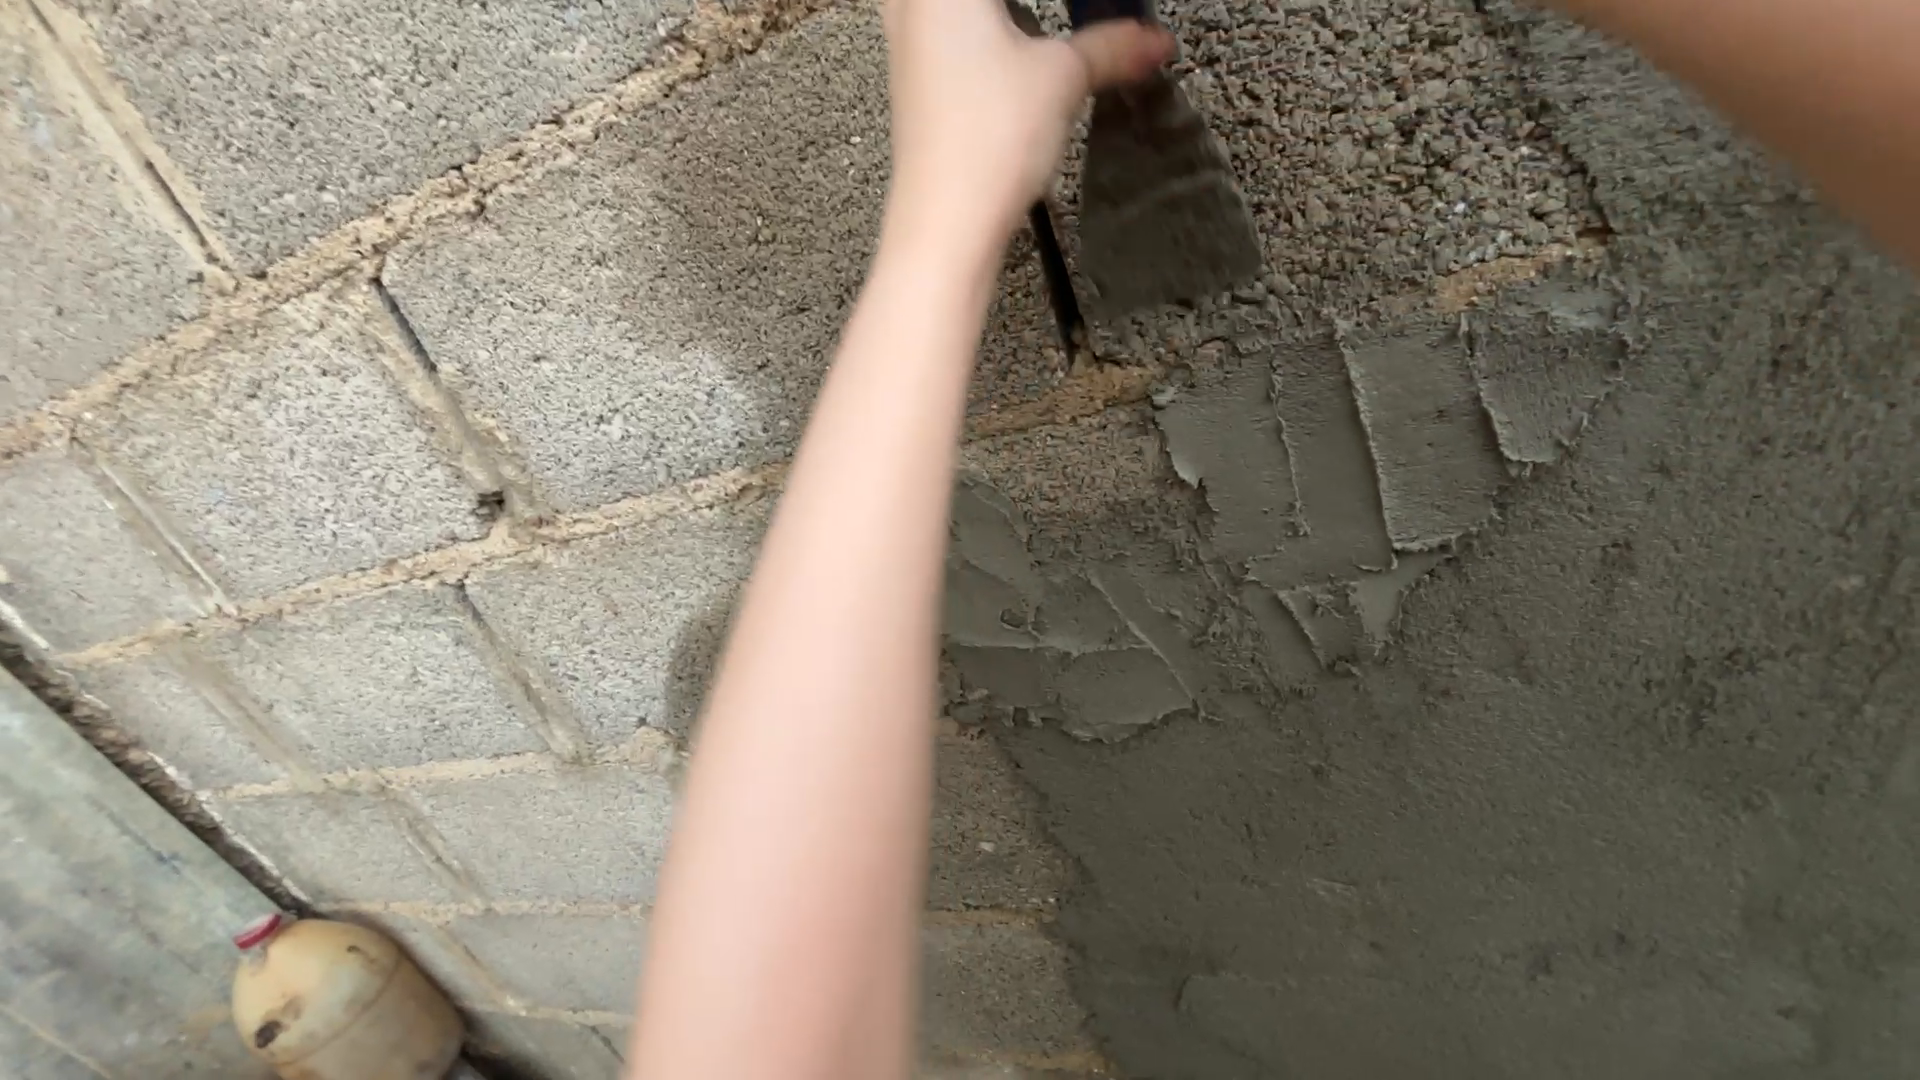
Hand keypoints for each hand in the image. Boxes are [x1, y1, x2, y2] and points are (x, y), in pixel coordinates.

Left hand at [882, 0, 1174, 249]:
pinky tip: (1007, 55)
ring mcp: (906, 48)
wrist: (945, 225)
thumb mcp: (1062, 81)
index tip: (1095, 11)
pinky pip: (943, 33)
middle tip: (1077, 19)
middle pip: (981, 0)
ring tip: (1032, 37)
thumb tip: (1153, 40)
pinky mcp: (914, 87)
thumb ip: (1111, 47)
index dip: (1071, 4)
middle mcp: (913, 8)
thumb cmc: (985, 148)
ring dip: (999, 20)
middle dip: (1023, 12)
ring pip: (953, 11)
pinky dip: (977, 33)